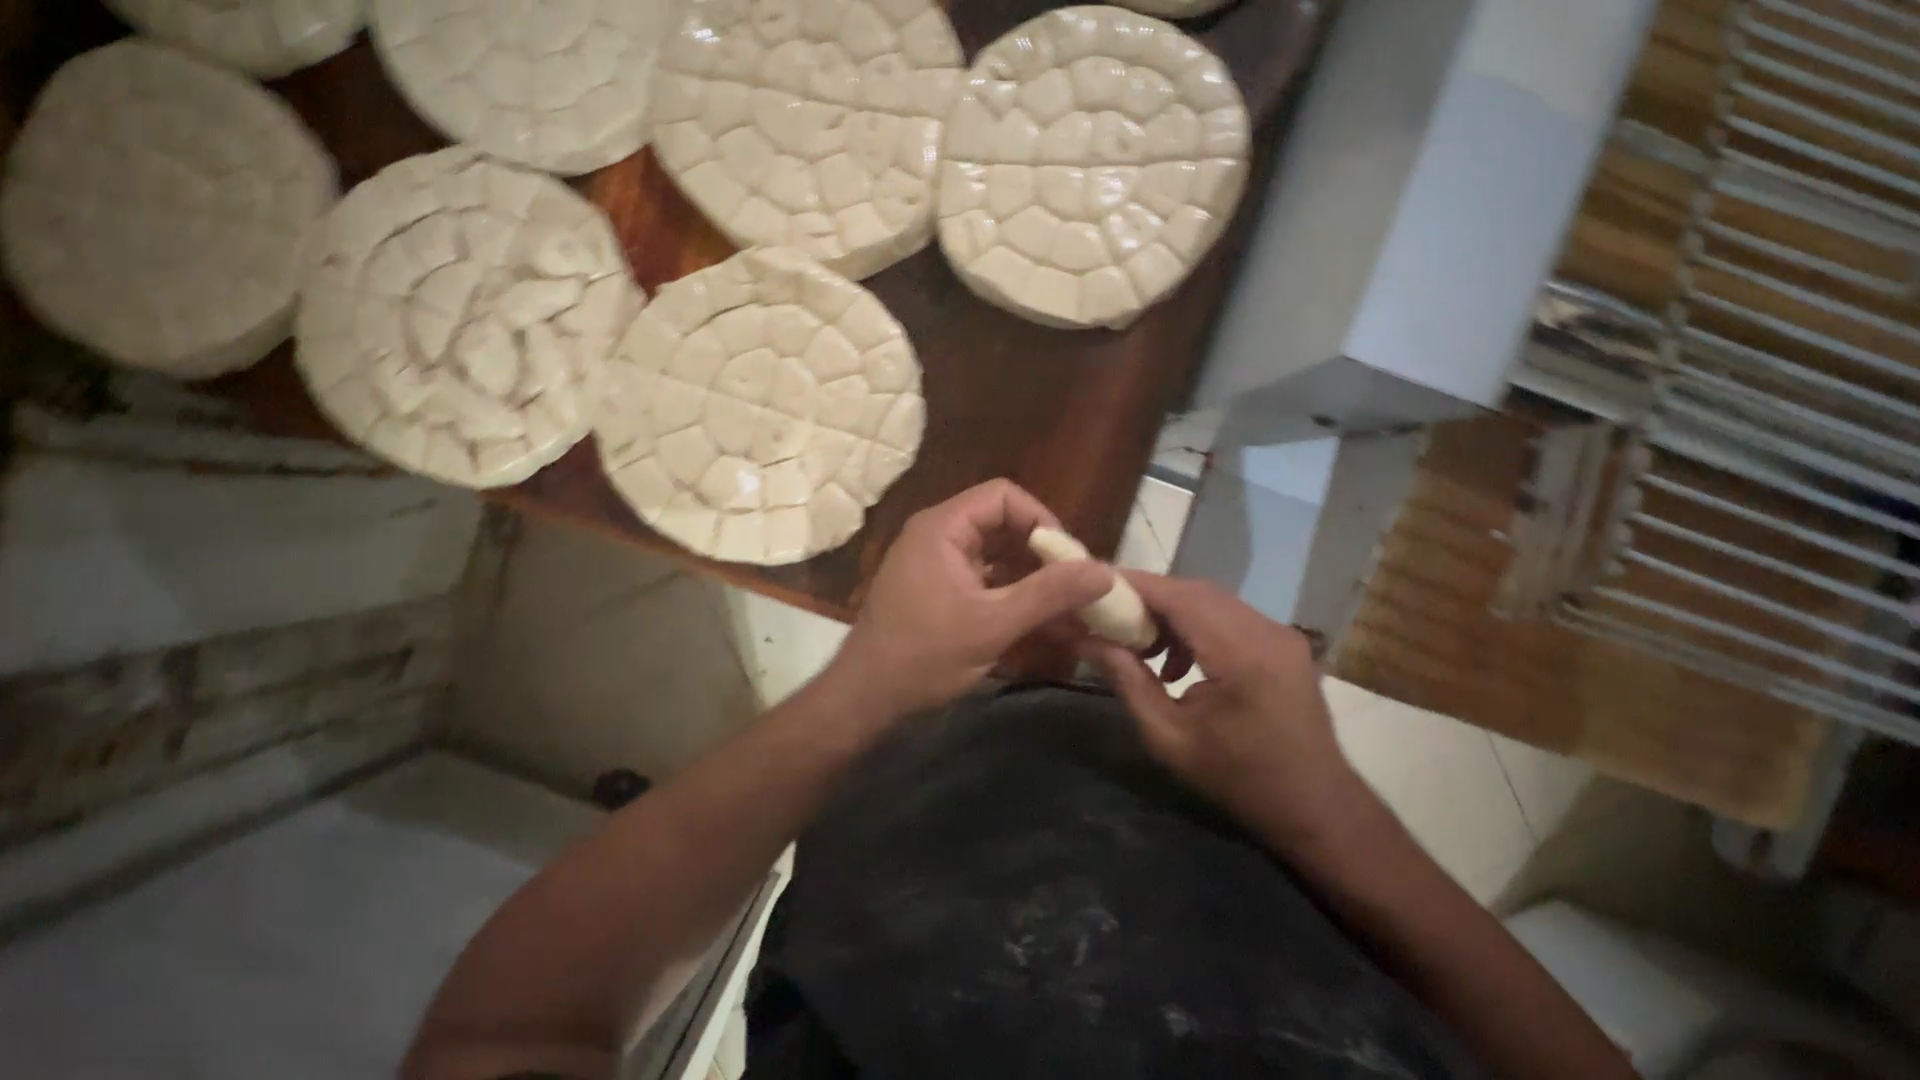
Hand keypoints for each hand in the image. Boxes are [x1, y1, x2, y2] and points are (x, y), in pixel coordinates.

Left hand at [825, 479, 1113, 717]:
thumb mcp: (993, 625)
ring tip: (1069, 610)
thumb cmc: (923, 656)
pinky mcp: (936, 594)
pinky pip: (983, 583)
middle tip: (1077, 587)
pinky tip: (1041, 626)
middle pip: (1002, 525)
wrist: (863, 700)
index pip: (1003, 496)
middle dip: (1043, 555)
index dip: (1043, 520)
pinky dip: (1012, 599)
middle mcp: (936, 537)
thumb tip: (1104, 571)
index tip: (1070, 559)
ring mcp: (934, 566)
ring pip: (996, 558)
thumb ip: (1049, 595)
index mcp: (942, 528)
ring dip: (1032, 581)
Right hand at [1091, 572, 1367, 854]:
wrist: (1315, 804)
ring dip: (1174, 612)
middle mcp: (1267, 632)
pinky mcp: (1285, 643)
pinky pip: (1232, 617)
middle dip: (1150, 598)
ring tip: (1141, 645)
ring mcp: (1282, 634)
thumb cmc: (1238, 779)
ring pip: (1215, 601)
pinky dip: (1199, 625)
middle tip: (1109, 615)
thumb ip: (1130, 683)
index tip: (1096, 586)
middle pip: (1197, 592)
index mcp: (1242, 655)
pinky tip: (1178, 662)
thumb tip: (1091, 642)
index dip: (1136, 586)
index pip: (1180, 598)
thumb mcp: (1170, 738)